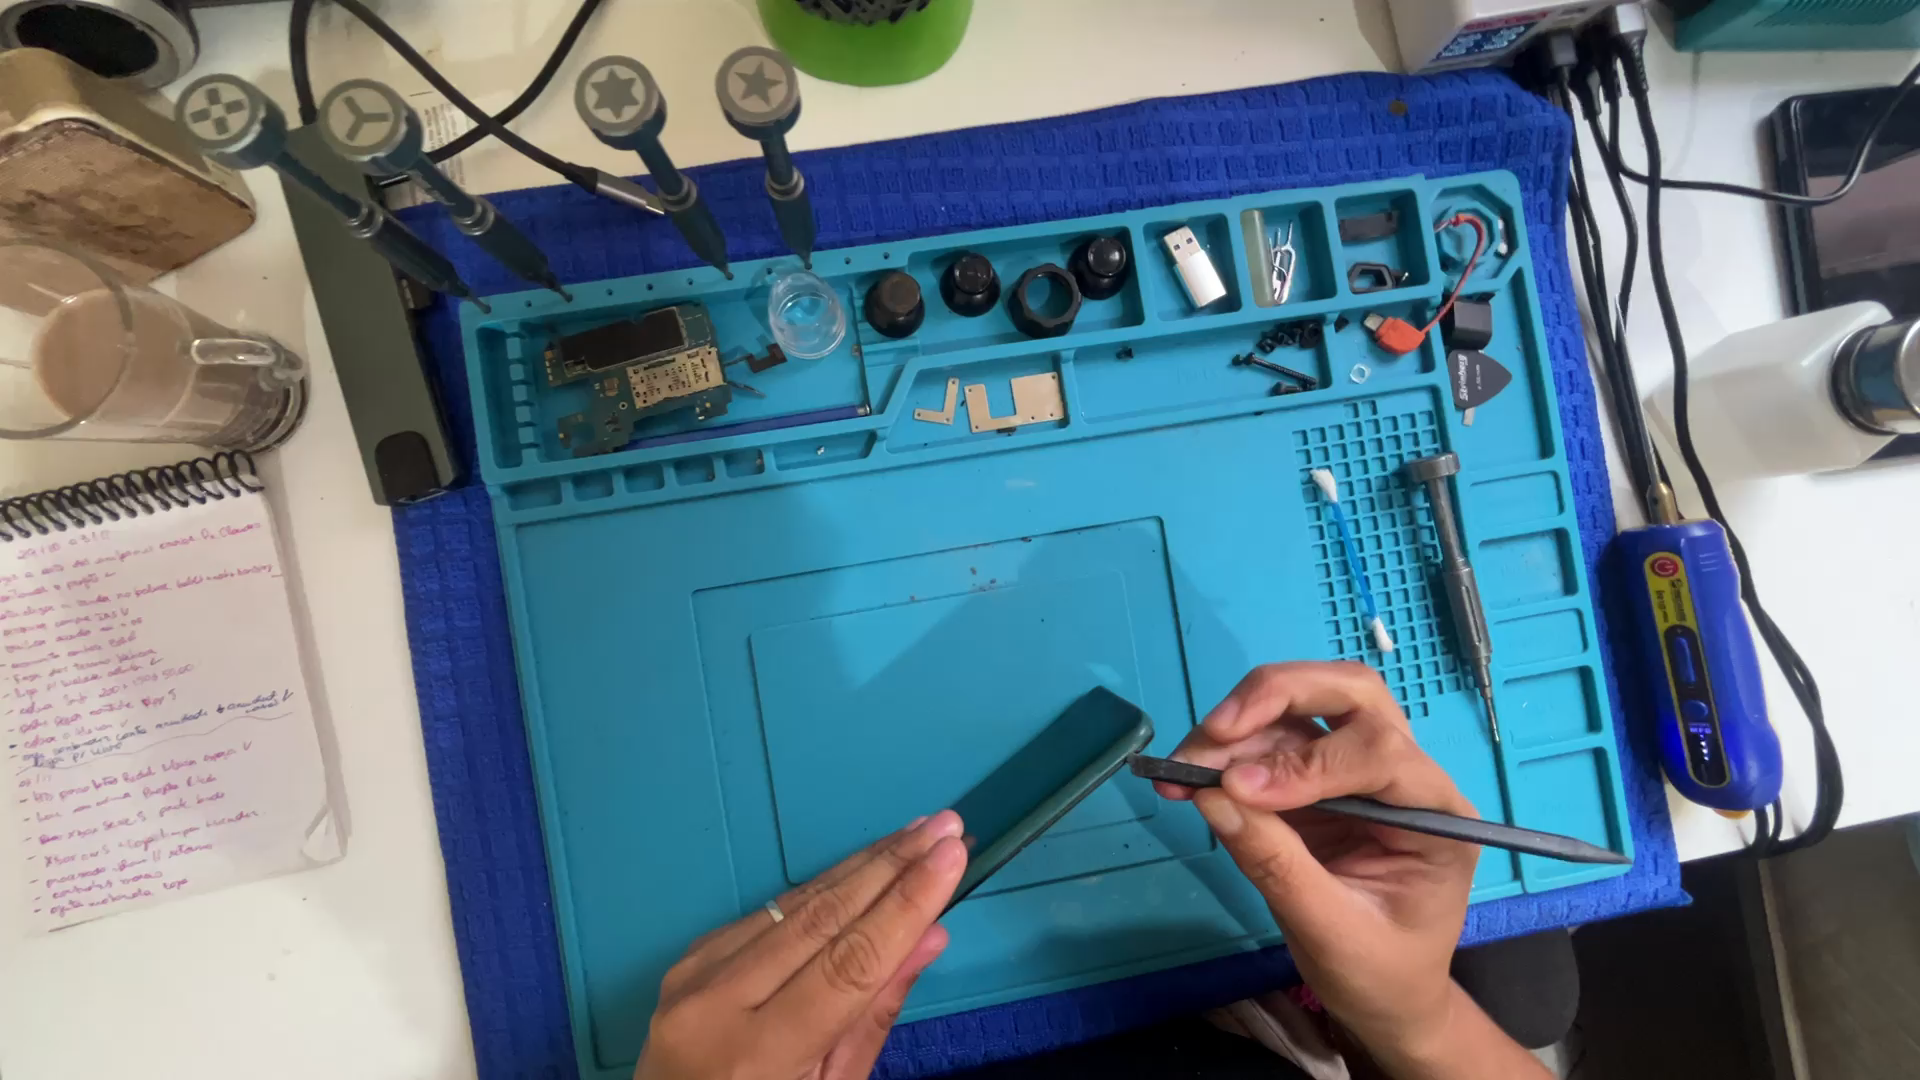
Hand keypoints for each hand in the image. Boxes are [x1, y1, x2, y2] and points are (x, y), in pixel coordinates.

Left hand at [635, 811, 968, 1079]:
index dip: (906, 904)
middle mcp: (717, 1004)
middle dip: (893, 864)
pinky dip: (829, 885)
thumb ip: (874, 1015)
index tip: (951, 855)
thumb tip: (931, 933)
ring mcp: (698, 970)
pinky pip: (776, 911)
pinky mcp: (696, 951)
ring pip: (800, 902)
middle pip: (823, 917)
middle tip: (945, 825)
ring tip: (918, 830)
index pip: (849, 964)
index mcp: (755, 1060)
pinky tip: (868, 861)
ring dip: (867, 862)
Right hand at [1157, 663, 1478, 1060]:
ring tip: (1181, 767)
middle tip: (1216, 727)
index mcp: (1436, 814)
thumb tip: (1211, 796)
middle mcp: (1401, 771)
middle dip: (1276, 696)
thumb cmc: (1379, 971)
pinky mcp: (1311, 768)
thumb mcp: (1332, 932)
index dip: (1305, 762)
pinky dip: (1223, 746)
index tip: (1237, 790)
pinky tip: (1185, 774)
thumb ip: (1276, 863)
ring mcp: (1352, 763)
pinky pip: (1266, 734)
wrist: (1381, 993)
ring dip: (1234, 727)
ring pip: (1297, 705)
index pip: (1379, 753)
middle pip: (1347, 691)